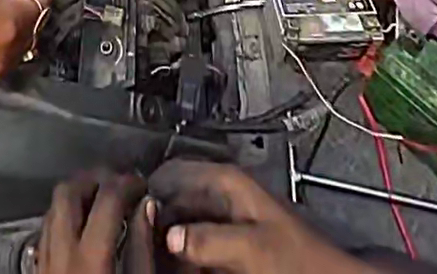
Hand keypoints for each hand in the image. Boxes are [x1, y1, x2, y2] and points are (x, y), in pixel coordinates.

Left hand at [39, 171, 154, 273]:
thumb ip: (142, 250)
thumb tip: (146, 206)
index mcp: (90, 260)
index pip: (107, 200)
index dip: (127, 184)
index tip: (142, 184)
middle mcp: (60, 253)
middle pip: (69, 192)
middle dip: (94, 179)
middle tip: (119, 184)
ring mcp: (44, 260)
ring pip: (53, 206)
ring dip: (77, 194)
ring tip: (103, 200)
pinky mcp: (37, 268)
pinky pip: (46, 228)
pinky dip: (64, 215)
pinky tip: (83, 224)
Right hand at [148, 161, 376, 273]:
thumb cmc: (304, 261)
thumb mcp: (253, 249)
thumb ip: (208, 240)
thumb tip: (167, 236)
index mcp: (226, 181)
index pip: (172, 172)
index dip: (150, 191)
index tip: (132, 216)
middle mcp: (222, 192)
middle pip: (174, 196)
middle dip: (156, 219)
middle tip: (140, 243)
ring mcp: (225, 217)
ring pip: (182, 221)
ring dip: (168, 239)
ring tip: (154, 258)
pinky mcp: (230, 241)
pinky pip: (196, 241)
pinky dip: (184, 252)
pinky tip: (178, 266)